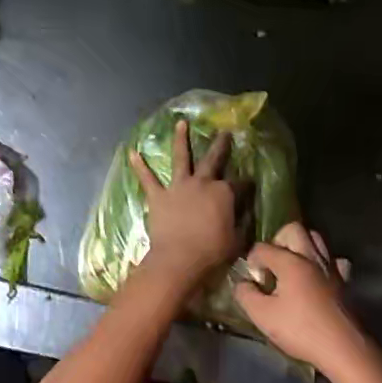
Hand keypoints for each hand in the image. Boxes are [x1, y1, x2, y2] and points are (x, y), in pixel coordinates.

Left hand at [130, 120, 238, 287]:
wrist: (179, 259)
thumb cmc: (212, 252)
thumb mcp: (237, 240)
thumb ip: (243, 223)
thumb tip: (247, 212)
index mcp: (224, 193)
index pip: (240, 183)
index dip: (246, 183)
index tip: (250, 182)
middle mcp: (202, 183)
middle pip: (213, 159)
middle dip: (220, 145)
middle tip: (225, 132)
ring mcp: (179, 187)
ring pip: (181, 158)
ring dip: (180, 140)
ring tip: (180, 123)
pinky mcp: (159, 196)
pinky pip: (147, 178)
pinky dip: (139, 166)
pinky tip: (132, 153)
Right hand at [235, 223, 368, 372]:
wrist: (344, 350)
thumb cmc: (301, 330)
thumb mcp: (262, 316)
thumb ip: (245, 294)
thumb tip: (241, 283)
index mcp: (290, 262)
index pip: (262, 247)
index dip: (252, 261)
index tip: (252, 280)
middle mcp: (311, 257)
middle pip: (293, 230)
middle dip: (277, 241)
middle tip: (272, 264)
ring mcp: (331, 268)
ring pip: (316, 240)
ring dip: (301, 247)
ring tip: (291, 268)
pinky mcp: (344, 282)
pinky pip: (335, 261)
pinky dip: (324, 264)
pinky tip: (318, 277)